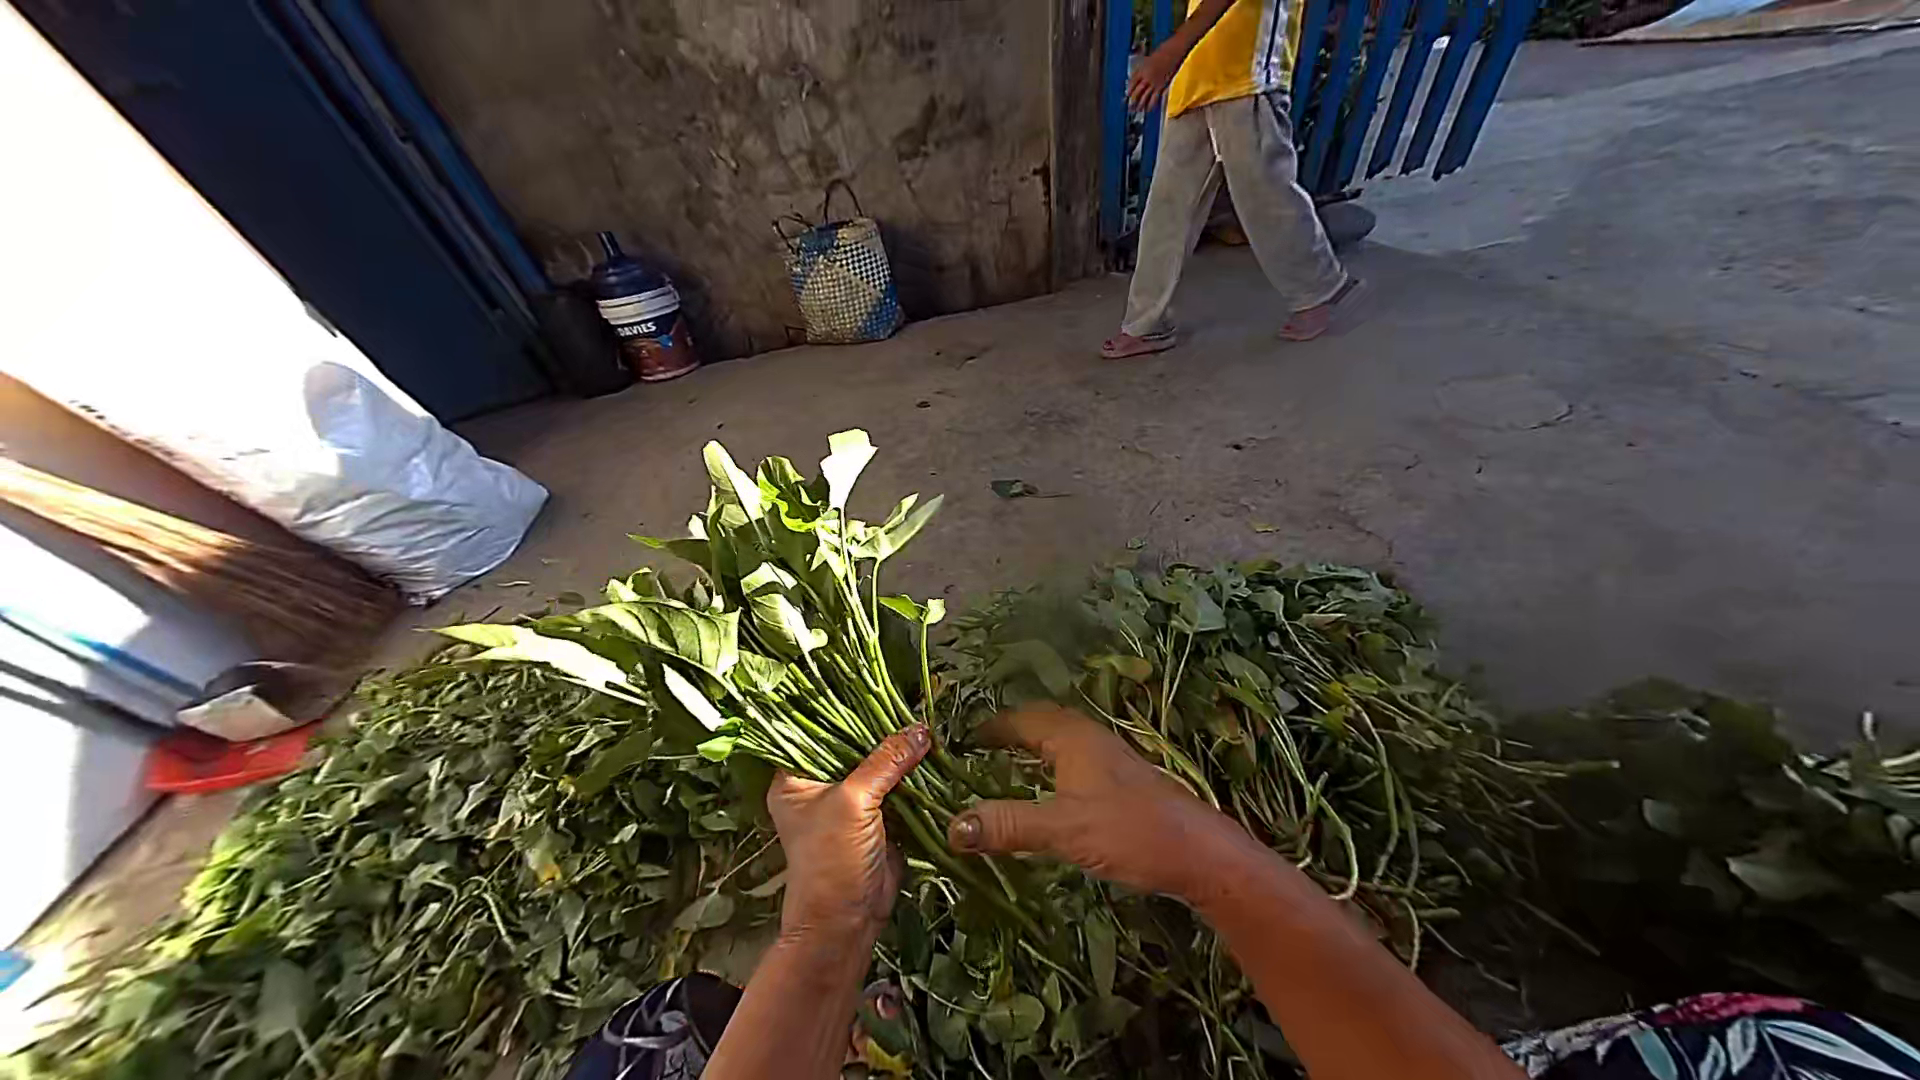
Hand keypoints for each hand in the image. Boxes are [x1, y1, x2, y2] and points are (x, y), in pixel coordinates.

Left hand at [767, 725, 930, 945]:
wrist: (847, 923)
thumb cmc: (832, 861)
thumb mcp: (853, 802)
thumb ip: (885, 762)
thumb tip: (921, 730)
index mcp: (795, 778)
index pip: (815, 730)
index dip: (843, 709)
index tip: (873, 686)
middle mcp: (819, 784)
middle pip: (852, 745)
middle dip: (880, 730)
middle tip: (908, 703)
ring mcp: (849, 800)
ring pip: (876, 765)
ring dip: (899, 752)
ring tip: (925, 724)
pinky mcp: (875, 816)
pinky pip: (894, 787)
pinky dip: (911, 775)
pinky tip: (930, 753)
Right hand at [946, 704, 1251, 902]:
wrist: (1197, 852)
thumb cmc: (1129, 831)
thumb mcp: (1062, 829)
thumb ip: (1008, 825)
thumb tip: (953, 826)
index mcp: (1071, 737)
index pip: (1021, 718)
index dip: (991, 726)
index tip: (963, 738)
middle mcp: (1088, 737)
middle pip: (1041, 721)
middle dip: (1010, 729)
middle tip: (981, 747)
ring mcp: (1107, 756)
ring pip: (1060, 737)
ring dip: (1032, 743)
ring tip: (1006, 762)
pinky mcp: (1120, 777)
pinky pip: (1073, 755)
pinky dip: (1050, 760)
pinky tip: (1049, 787)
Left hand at [1128, 41, 1185, 110]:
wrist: (1177, 48)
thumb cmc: (1165, 48)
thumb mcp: (1150, 57)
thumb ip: (1144, 67)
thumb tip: (1139, 75)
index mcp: (1143, 68)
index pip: (1132, 82)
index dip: (1129, 90)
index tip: (1127, 95)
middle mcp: (1147, 77)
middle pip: (1137, 92)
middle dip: (1132, 101)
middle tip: (1130, 108)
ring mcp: (1155, 82)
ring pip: (1145, 97)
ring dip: (1140, 106)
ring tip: (1138, 110)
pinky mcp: (1163, 85)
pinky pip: (1155, 98)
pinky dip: (1151, 105)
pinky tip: (1149, 109)